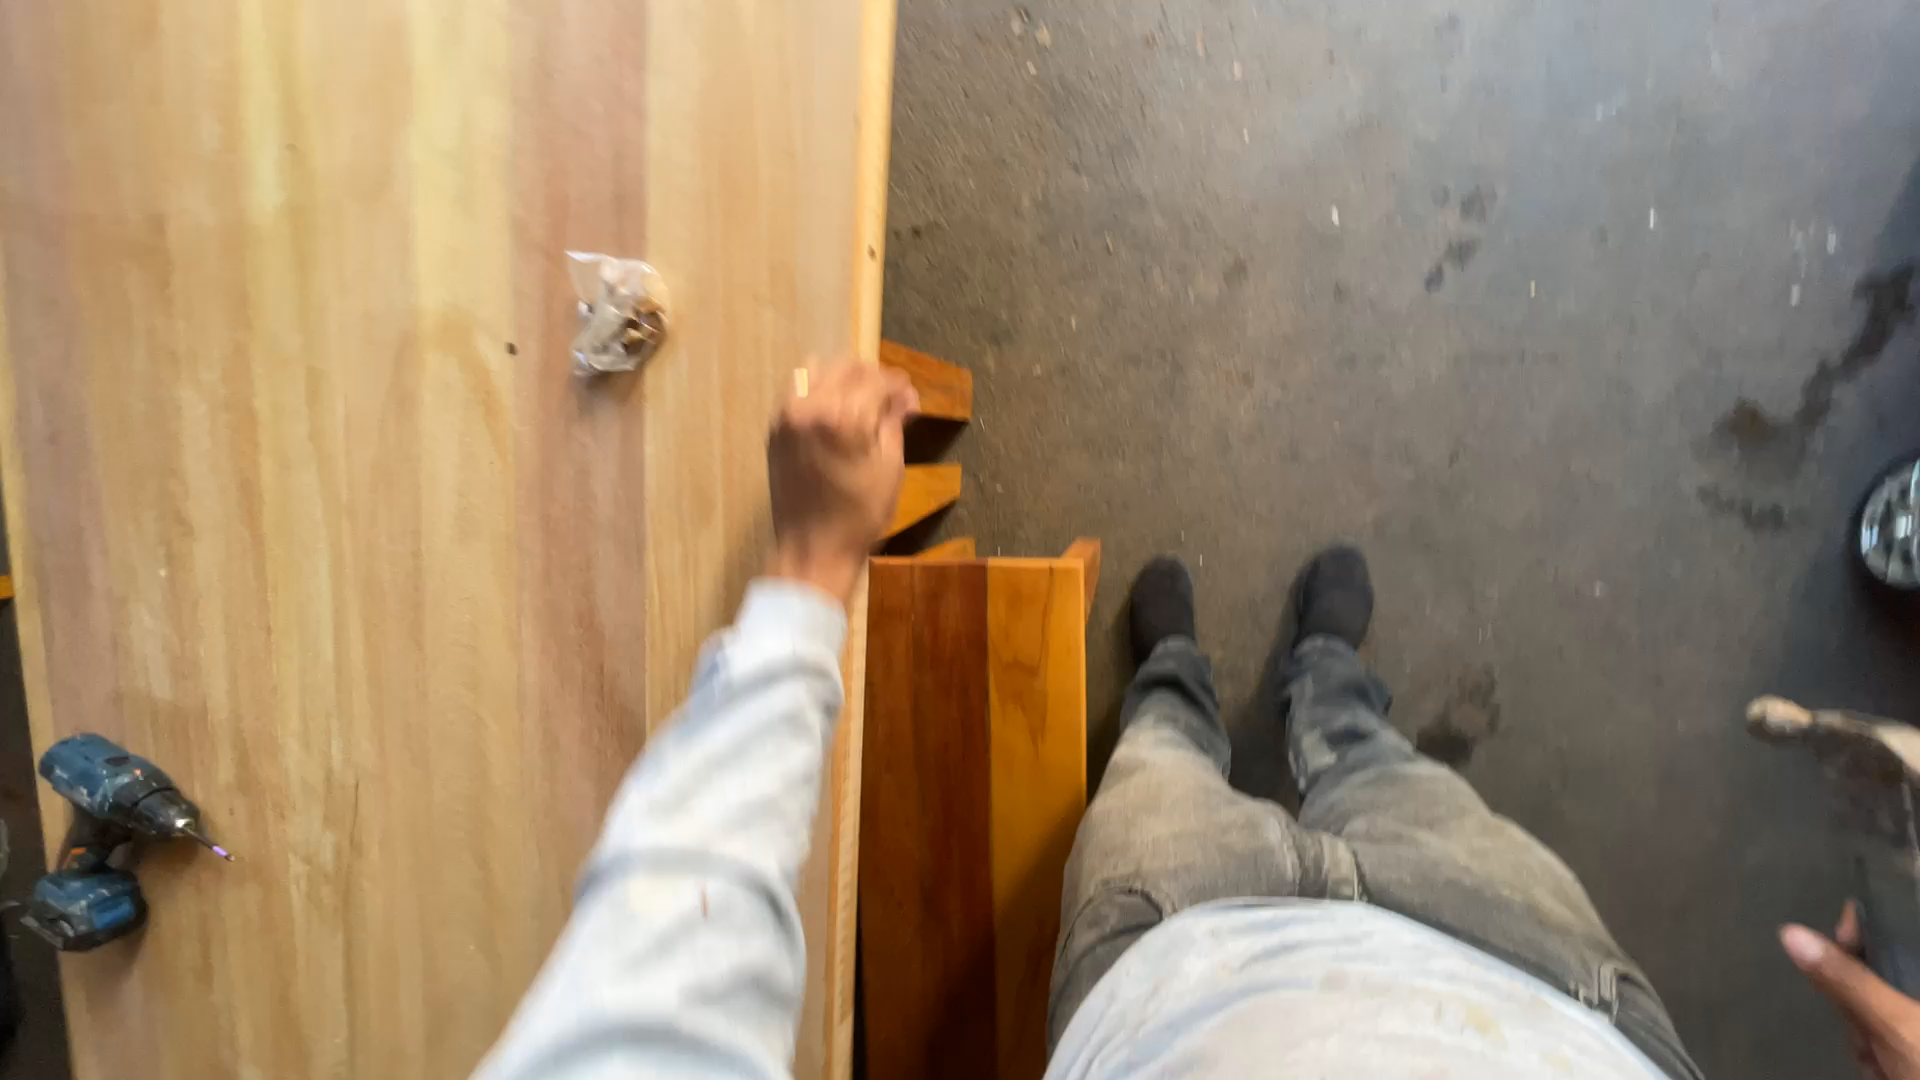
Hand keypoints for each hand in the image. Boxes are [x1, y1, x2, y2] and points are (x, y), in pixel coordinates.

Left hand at [766, 360, 917, 605]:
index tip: (911, 401)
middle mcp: (810, 407)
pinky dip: (817, 392)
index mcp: (843, 418)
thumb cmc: (860, 516)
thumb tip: (905, 400)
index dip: (900, 388)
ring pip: (816, 370)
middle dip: (872, 378)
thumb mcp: (890, 468)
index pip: (877, 382)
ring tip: (860, 403)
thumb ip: (893, 424)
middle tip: (891, 400)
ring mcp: (787, 417)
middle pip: (846, 367)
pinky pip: (796, 391)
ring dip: (842, 379)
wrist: (813, 549)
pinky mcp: (775, 430)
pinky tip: (834, 414)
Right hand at [1783, 903, 1919, 1078]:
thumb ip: (1847, 979)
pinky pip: (1891, 1036)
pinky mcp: (1913, 1049)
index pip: (1899, 934)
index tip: (1837, 953)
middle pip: (1886, 977)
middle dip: (1861, 1006)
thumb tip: (1792, 933)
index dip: (1863, 939)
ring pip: (1883, 1010)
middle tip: (1866, 1033)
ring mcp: (1916, 1025)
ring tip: (1880, 1064)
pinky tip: (1883, 1070)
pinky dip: (1880, 1052)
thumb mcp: (1899, 1028)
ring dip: (1866, 1034)